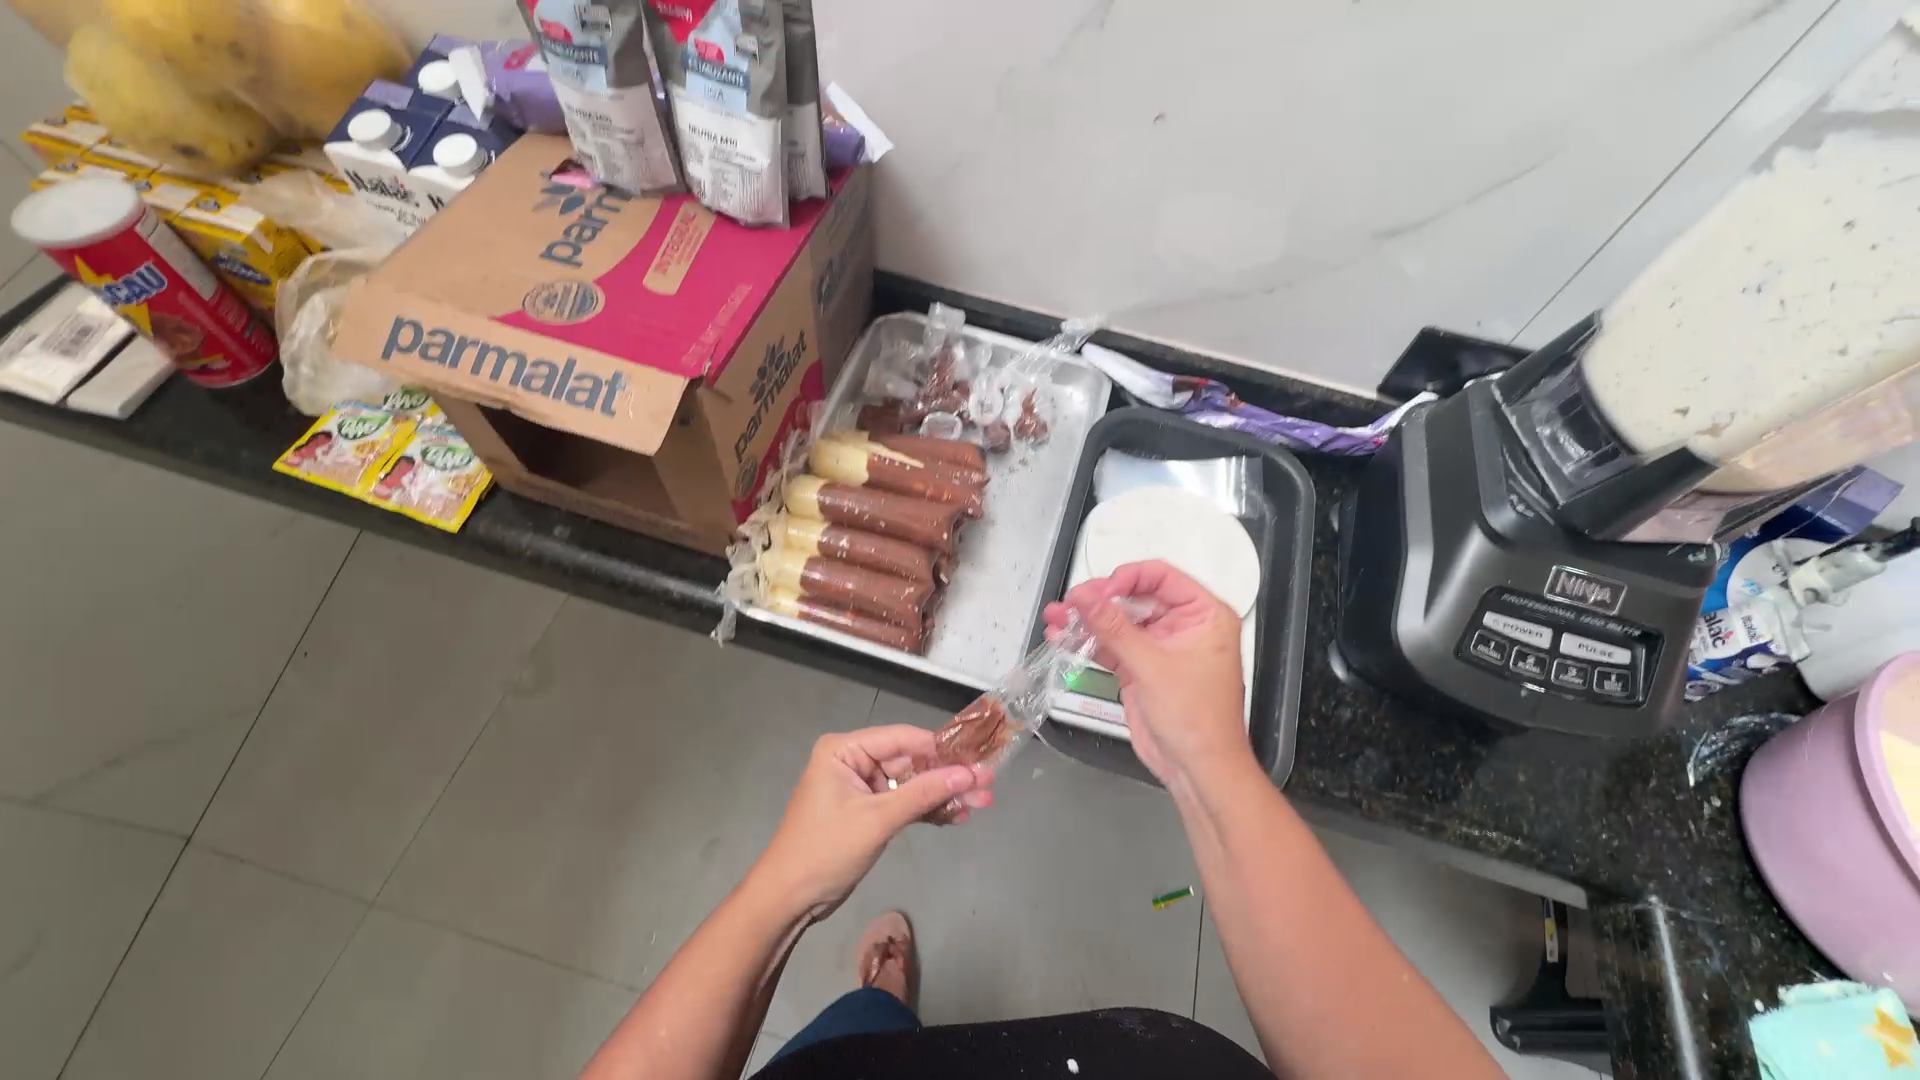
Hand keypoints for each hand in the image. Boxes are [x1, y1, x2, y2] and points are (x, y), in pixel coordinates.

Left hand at [751, 725, 993, 918]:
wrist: (788, 900)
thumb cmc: (825, 851)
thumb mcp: (876, 820)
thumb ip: (923, 794)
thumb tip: (969, 774)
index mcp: (845, 750)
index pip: (903, 738)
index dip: (942, 749)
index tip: (979, 758)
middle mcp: (854, 761)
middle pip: (911, 761)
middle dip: (948, 775)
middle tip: (988, 785)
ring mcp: (862, 788)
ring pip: (912, 784)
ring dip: (944, 794)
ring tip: (982, 803)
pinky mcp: (869, 812)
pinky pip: (905, 804)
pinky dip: (928, 810)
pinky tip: (957, 816)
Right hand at [1044, 560, 1251, 788]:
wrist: (1197, 768)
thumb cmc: (1200, 721)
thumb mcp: (1152, 666)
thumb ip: (1113, 628)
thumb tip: (1088, 598)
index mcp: (1203, 615)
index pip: (1161, 577)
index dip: (1127, 579)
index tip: (1099, 592)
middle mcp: (1183, 626)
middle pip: (1135, 596)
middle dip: (1100, 600)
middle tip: (1072, 603)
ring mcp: (1160, 647)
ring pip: (1118, 621)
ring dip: (1088, 620)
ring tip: (1058, 617)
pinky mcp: (1141, 668)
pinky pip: (1111, 645)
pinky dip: (1088, 642)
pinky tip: (1064, 637)